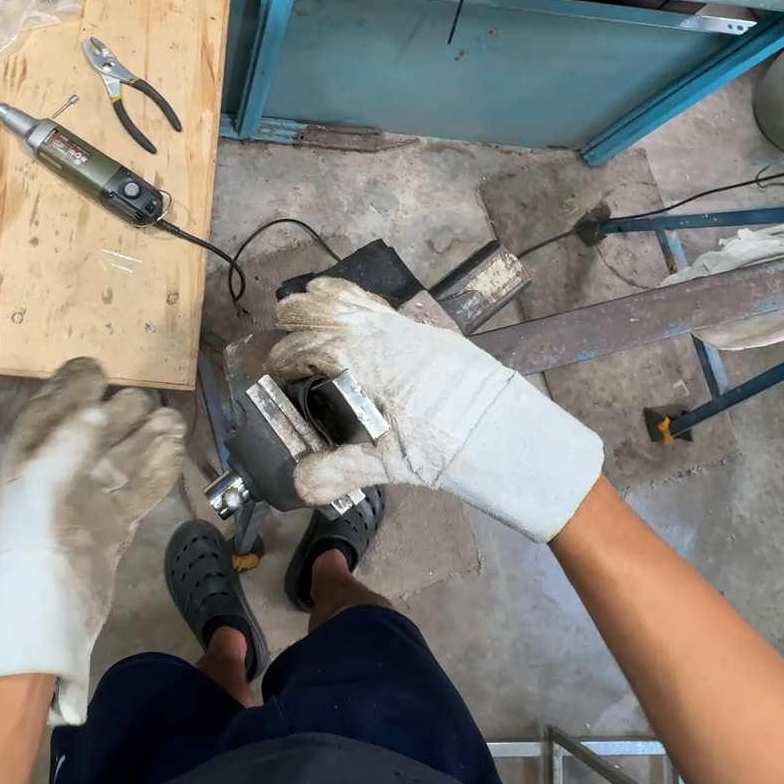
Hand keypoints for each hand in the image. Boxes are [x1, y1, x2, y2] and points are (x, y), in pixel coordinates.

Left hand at [0, 357, 183, 724]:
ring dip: (148, 438)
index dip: (73, 386)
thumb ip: (70, 439)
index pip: (52, 409)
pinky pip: (140, 488)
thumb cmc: (35, 537)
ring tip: (173, 422)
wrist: (50, 609)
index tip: (98, 366)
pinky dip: (158, 470)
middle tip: (145, 405)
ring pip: (125, 457)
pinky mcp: (114, 522)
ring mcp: (90, 498)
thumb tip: (97, 405)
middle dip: (122, 412)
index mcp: (33, 457)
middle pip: (96, 430)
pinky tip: (175, 454)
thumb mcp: (42, 480)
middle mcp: (61, 472)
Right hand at [268, 277, 603, 540]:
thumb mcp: (391, 463)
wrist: (507, 432)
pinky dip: (356, 299)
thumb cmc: (446, 446)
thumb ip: (341, 469)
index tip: (275, 372)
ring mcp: (404, 329)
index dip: (287, 358)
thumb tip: (298, 484)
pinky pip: (378, 305)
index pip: (311, 348)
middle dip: (298, 315)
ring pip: (354, 299)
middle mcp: (381, 336)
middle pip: (327, 309)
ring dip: (325, 299)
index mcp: (367, 363)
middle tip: (281, 326)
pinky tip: (350, 305)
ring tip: (306, 299)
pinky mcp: (423, 331)